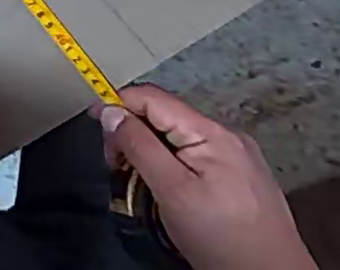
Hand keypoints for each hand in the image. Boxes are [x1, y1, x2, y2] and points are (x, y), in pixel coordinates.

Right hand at [100, 85, 317, 269]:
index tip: (96, 124)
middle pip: (162, 115)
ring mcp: (239, 157)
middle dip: (132, 133)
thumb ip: (138, 145)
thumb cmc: (226, 243)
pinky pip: (193, 154)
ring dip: (149, 150)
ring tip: (141, 180)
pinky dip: (171, 163)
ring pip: (176, 136)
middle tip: (117, 164)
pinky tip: (168, 187)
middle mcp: (228, 137)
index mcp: (212, 133)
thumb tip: (110, 111)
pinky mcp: (242, 177)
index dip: (117, 104)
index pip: (150, 97)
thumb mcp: (172, 192)